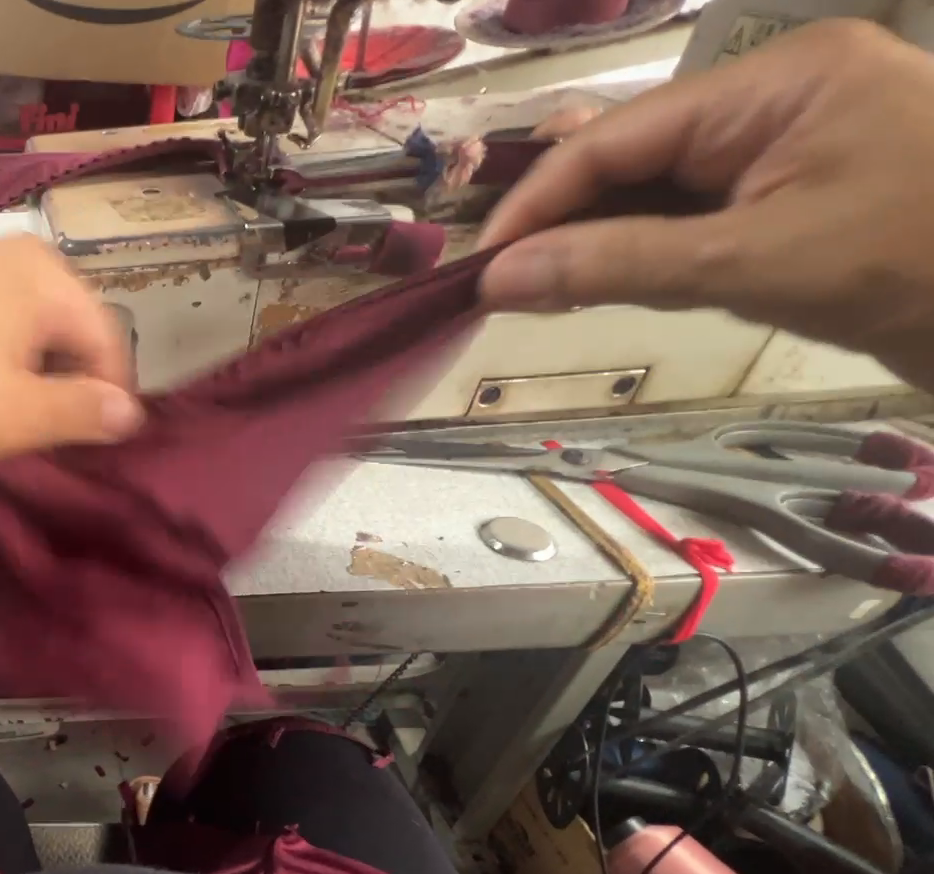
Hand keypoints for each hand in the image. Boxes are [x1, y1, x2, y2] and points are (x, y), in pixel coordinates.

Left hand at [0, 235, 142, 474]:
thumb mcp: (17, 416)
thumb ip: (84, 412)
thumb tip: (131, 413)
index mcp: (42, 271)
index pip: (108, 337)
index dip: (112, 395)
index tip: (101, 442)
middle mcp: (8, 250)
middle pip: (69, 326)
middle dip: (69, 381)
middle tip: (50, 433)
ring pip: (29, 326)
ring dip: (33, 373)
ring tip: (10, 418)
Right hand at [477, 20, 933, 384]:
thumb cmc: (914, 264)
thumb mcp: (747, 263)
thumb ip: (610, 265)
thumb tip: (492, 281)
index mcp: (772, 84)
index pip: (610, 140)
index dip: (531, 205)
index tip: (477, 270)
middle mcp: (764, 103)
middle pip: (619, 163)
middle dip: (554, 226)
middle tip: (496, 289)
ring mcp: (770, 150)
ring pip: (637, 196)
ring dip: (583, 246)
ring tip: (530, 294)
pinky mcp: (772, 197)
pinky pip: (670, 222)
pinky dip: (624, 258)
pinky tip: (585, 287)